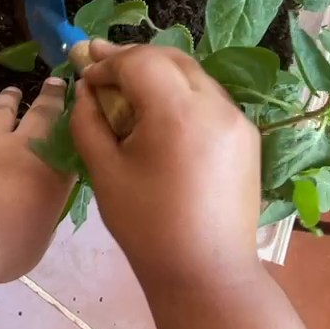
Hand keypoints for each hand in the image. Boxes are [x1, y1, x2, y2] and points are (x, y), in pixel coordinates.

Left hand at [0, 79, 73, 293]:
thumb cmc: (2, 249)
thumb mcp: (39, 237)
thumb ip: (43, 212)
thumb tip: (40, 203)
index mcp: (50, 173)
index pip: (69, 144)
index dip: (74, 127)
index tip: (79, 113)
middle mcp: (22, 148)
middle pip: (41, 115)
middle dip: (50, 98)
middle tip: (54, 84)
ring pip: (1, 110)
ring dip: (9, 98)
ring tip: (13, 91)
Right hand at [69, 41, 263, 294]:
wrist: (206, 271)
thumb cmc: (145, 224)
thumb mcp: (104, 169)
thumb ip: (89, 121)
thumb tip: (86, 90)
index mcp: (178, 113)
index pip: (140, 62)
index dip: (107, 62)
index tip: (84, 74)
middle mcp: (215, 106)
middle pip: (169, 58)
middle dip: (131, 57)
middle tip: (97, 62)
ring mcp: (237, 120)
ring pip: (191, 74)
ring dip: (155, 72)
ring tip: (123, 86)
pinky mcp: (245, 137)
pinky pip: (207, 97)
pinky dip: (177, 92)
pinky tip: (156, 112)